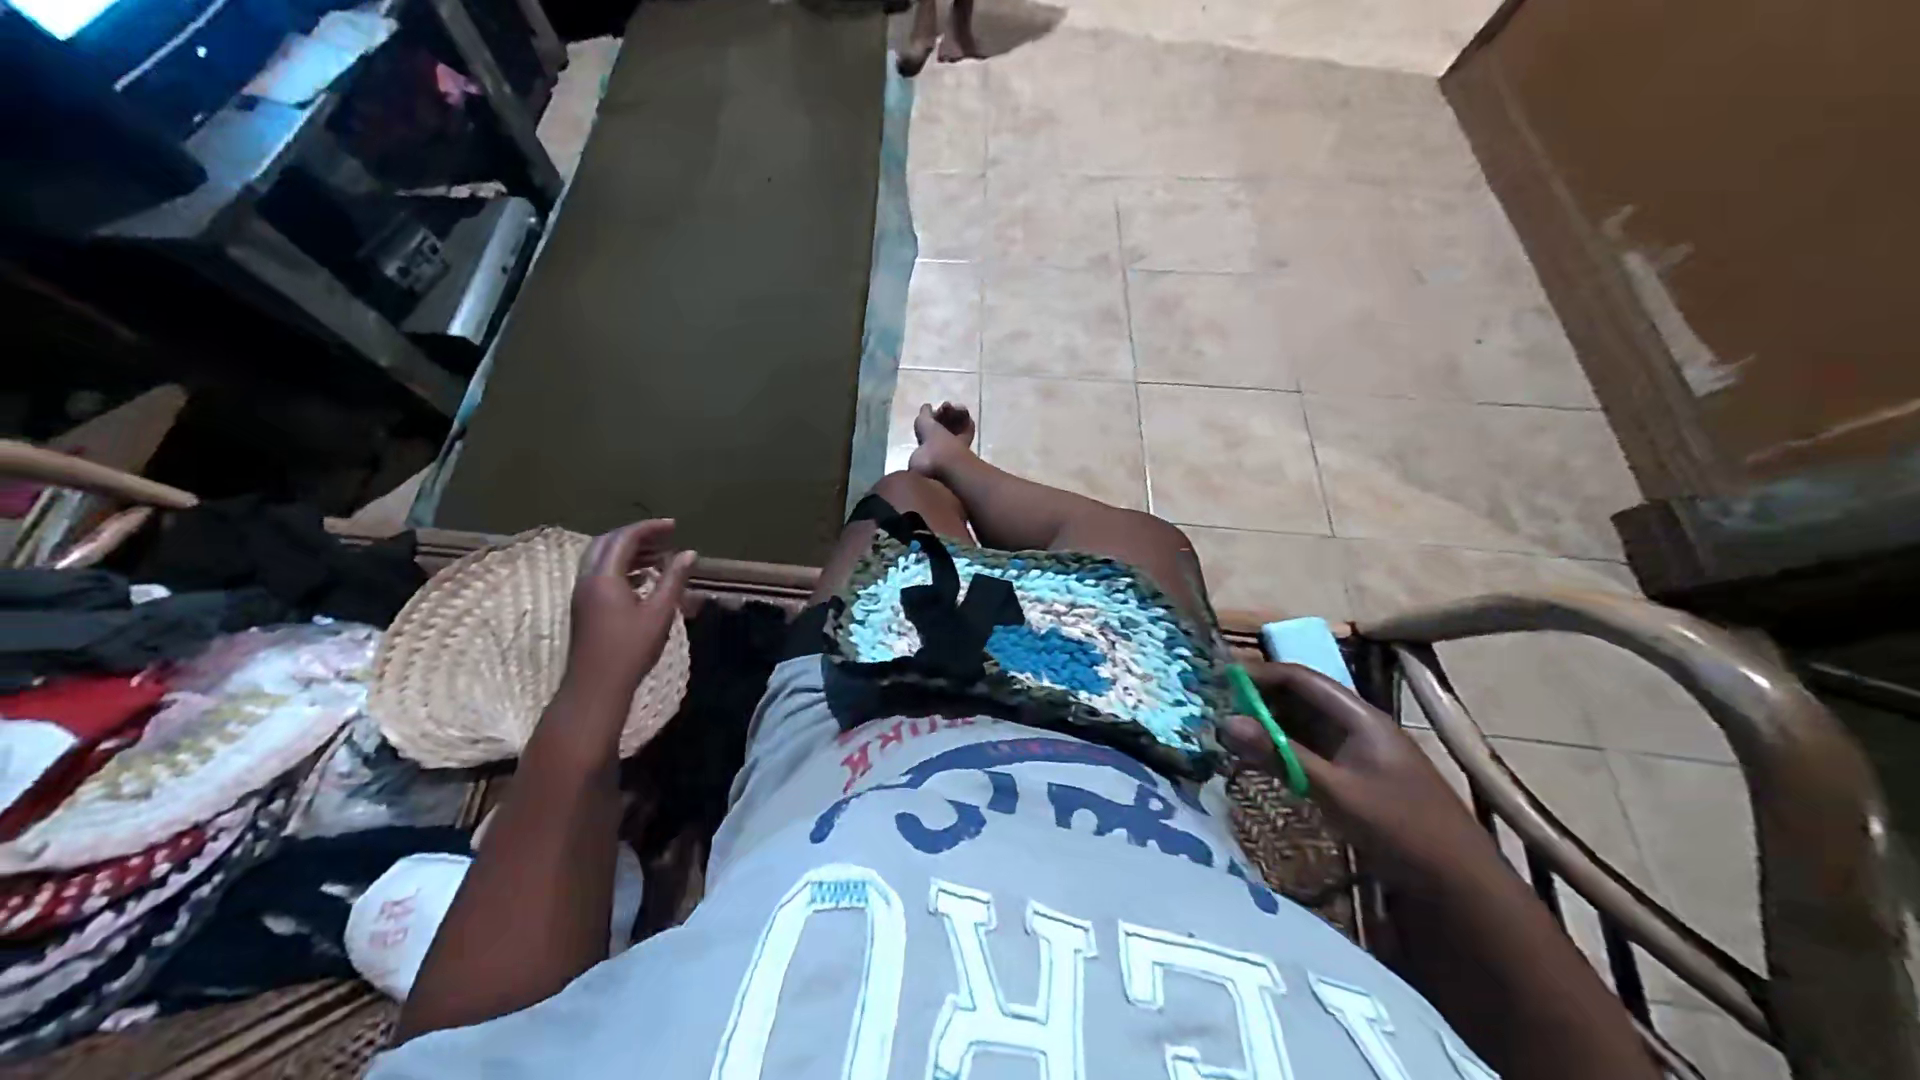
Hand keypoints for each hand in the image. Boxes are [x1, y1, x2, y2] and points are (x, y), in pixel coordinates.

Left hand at [563, 520, 696, 701]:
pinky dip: (622, 567)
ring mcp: (583, 594)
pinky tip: (643, 578)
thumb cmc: (631, 649)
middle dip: (636, 535)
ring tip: (659, 556)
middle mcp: (588, 579)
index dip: (650, 528)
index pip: (625, 538)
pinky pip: (601, 574)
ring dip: (629, 551)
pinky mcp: (585, 607)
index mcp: (604, 576)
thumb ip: (674, 579)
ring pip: (602, 558)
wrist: (596, 687)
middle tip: (665, 537)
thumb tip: (689, 553)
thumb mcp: (660, 612)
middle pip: (607, 543)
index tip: (674, 526)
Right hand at [1219, 660, 1503, 889]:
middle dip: (1257, 701)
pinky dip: (1281, 751)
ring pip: (1301, 726)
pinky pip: (1309, 751)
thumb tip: (1225, 722)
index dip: (1259, 675)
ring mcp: (1356, 752)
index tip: (1219, 683)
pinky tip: (1259, 762)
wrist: (1461, 885)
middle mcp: (1357, 725)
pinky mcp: (1354, 777)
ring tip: (1228, 735)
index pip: (1301, 678)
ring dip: (1267, 727)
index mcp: (1359, 717)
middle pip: (1299, 699)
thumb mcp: (1335, 791)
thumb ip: (1280, 755)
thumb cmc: (1402, 829)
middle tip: (1215, 711)